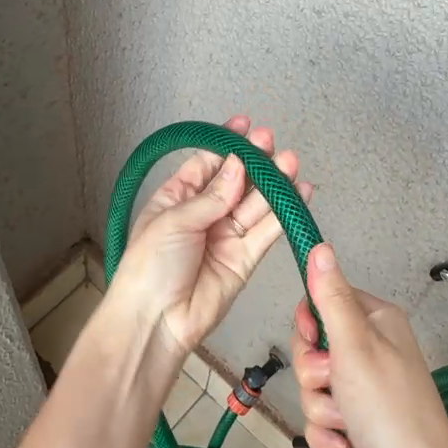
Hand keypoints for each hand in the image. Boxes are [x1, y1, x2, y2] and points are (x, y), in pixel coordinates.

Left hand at [103, 115, 311, 358]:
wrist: (155, 321)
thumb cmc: (148, 268)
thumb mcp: (173, 221)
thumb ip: (211, 196)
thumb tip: (237, 166)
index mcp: (177, 198)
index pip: (207, 163)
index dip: (227, 145)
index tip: (246, 126)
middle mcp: (203, 214)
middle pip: (235, 181)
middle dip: (254, 161)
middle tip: (272, 142)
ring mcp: (225, 236)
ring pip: (255, 203)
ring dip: (273, 183)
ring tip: (290, 161)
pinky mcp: (244, 259)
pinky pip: (267, 231)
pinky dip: (283, 212)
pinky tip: (299, 192)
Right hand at [292, 244, 447, 447]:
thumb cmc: (388, 409)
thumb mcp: (354, 345)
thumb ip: (331, 296)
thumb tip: (320, 245)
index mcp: (376, 321)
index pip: (323, 300)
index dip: (310, 323)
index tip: (314, 341)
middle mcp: (371, 350)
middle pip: (312, 345)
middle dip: (314, 372)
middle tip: (335, 384)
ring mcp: (363, 390)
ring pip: (312, 385)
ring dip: (321, 407)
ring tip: (347, 422)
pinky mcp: (356, 424)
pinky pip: (319, 418)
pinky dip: (326, 434)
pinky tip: (345, 447)